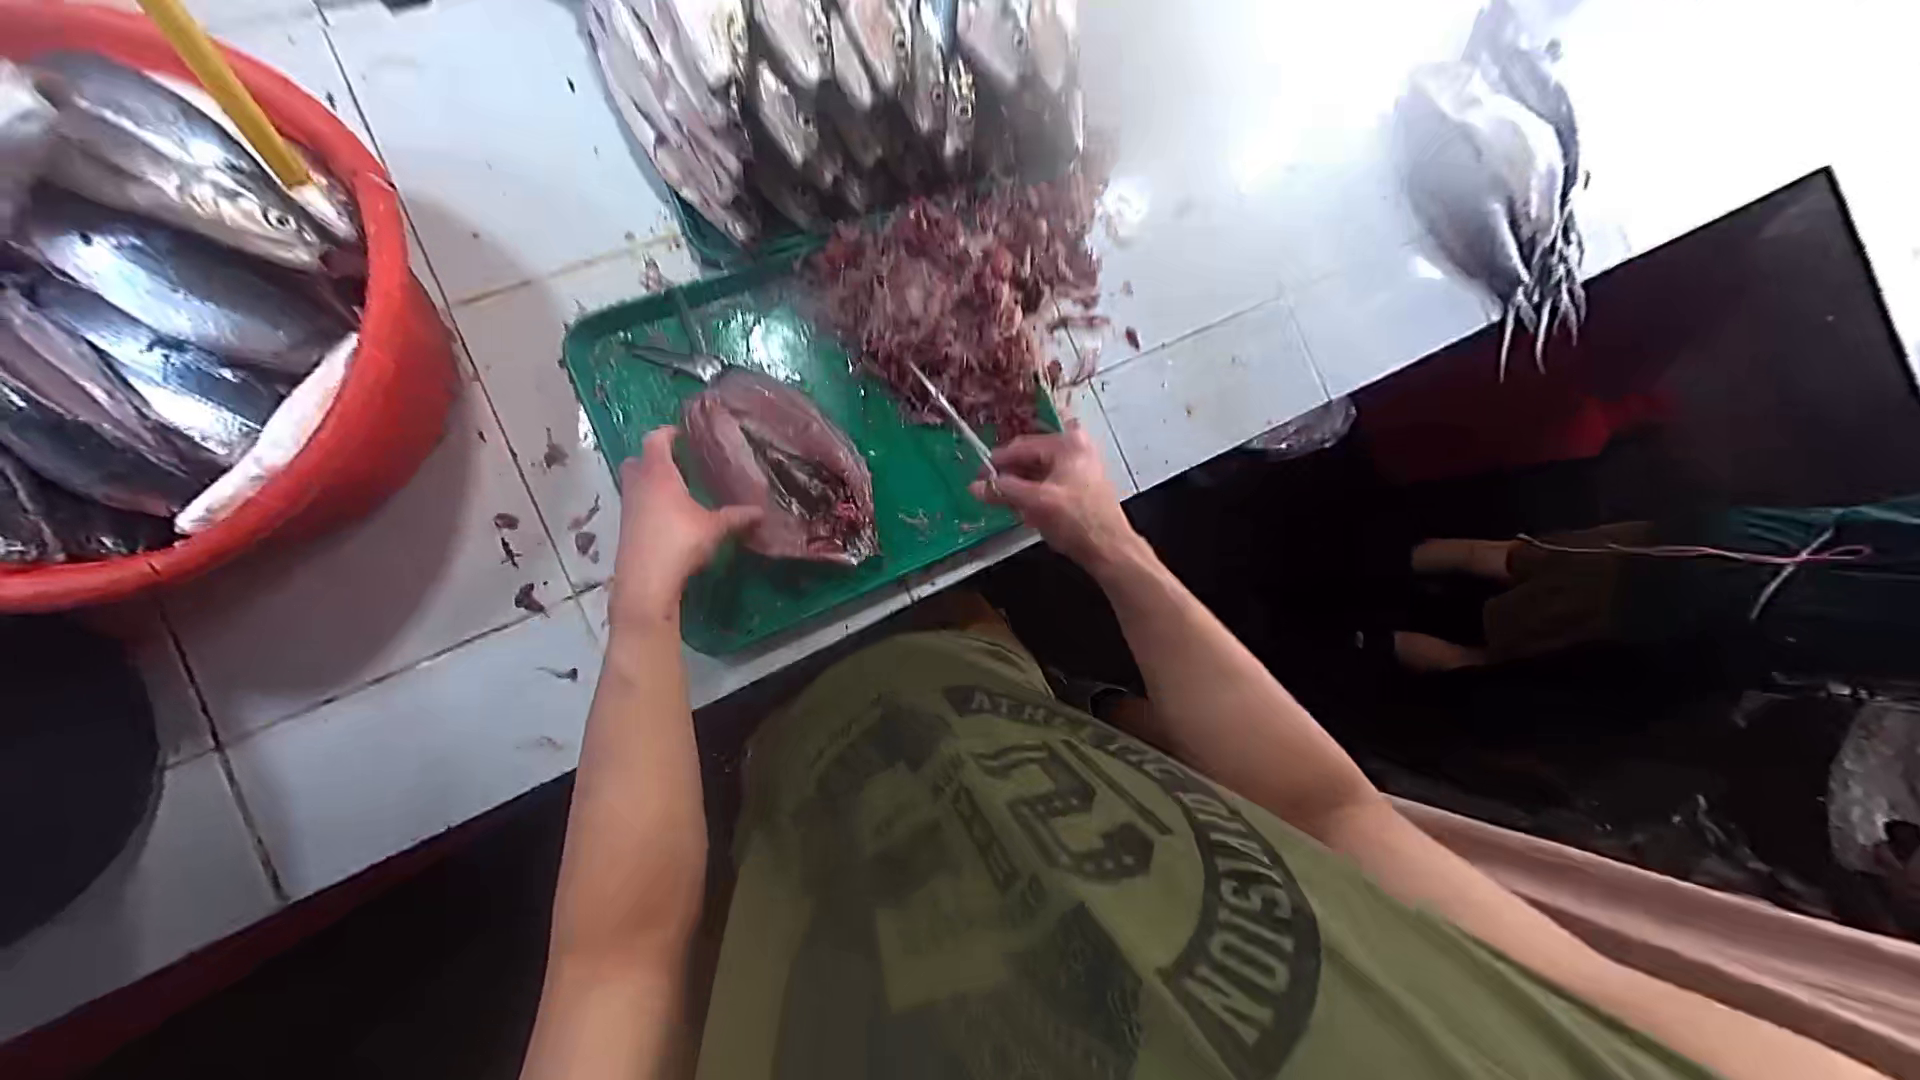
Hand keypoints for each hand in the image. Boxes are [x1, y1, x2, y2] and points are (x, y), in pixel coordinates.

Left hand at [609, 427, 760, 628]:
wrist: (645, 581)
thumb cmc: (679, 543)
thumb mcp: (714, 528)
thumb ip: (737, 516)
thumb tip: (761, 511)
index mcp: (658, 475)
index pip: (655, 440)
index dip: (667, 433)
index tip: (681, 432)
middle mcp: (638, 485)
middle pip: (638, 459)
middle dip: (654, 456)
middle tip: (678, 462)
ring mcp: (629, 506)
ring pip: (635, 482)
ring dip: (651, 480)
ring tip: (677, 488)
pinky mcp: (626, 526)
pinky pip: (636, 503)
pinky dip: (650, 501)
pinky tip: (670, 515)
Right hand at [968, 422, 1141, 572]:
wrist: (1109, 549)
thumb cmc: (1077, 521)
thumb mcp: (1035, 503)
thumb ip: (1003, 491)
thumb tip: (975, 486)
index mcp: (1068, 444)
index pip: (1022, 445)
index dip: (997, 460)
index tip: (978, 474)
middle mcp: (1075, 449)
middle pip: (1030, 457)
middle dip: (1008, 474)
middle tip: (986, 488)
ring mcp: (1079, 467)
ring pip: (1038, 471)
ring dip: (1019, 485)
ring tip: (1001, 500)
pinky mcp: (1079, 487)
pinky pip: (1048, 483)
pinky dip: (1033, 493)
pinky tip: (1022, 508)